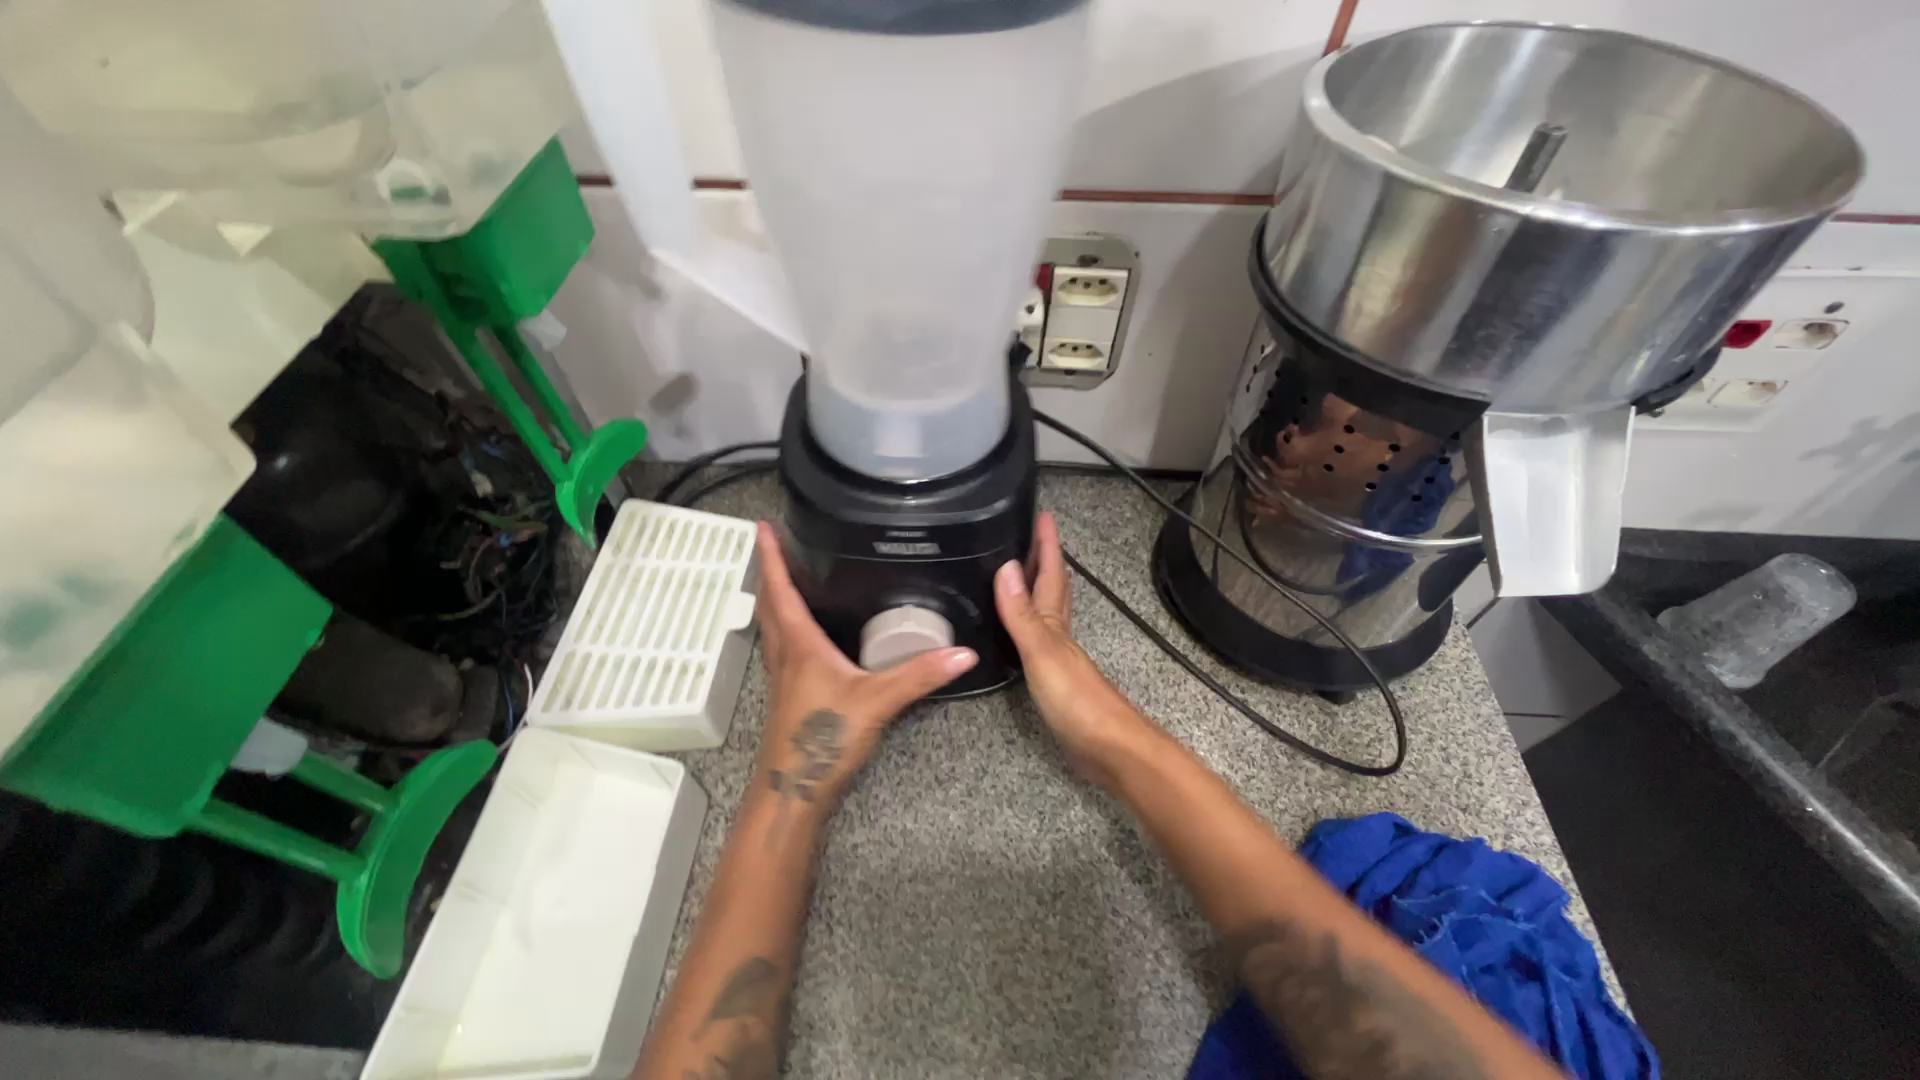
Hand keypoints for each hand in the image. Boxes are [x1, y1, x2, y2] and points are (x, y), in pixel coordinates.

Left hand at [751, 523, 976, 814]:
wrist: (792, 790)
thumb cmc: (823, 739)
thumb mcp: (876, 701)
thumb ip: (919, 675)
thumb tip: (963, 653)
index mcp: (800, 645)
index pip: (780, 592)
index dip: (771, 558)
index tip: (762, 527)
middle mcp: (785, 655)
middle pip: (770, 605)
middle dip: (769, 572)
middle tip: (774, 544)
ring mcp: (783, 677)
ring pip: (772, 627)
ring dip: (774, 599)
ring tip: (787, 579)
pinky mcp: (790, 695)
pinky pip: (782, 648)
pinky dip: (786, 627)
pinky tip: (806, 635)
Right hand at [994, 513, 1159, 785]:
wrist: (1112, 751)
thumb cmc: (1077, 700)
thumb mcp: (1043, 653)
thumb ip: (1022, 615)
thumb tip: (1006, 565)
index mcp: (1056, 627)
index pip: (1051, 577)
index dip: (1048, 546)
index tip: (1043, 514)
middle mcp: (1060, 638)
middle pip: (1053, 592)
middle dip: (1044, 563)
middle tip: (1029, 537)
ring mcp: (1060, 662)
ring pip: (1048, 617)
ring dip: (1036, 594)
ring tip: (1019, 576)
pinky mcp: (1057, 687)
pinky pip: (1039, 644)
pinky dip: (1029, 629)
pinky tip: (1020, 635)